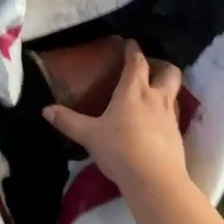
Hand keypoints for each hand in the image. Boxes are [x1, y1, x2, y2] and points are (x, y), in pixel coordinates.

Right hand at [43, 39, 186, 191]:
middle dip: (160, 65)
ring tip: (150, 95)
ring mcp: (170, 117)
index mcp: (134, 91)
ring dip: (165, 88)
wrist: (155, 180)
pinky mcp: (177, 135)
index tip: (130, 43)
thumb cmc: (120, 149)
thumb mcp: (89, 136)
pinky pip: (173, 115)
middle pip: (169, 71)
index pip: (137, 62)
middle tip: (148, 68)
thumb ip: (68, 121)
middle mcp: (156, 98)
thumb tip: (46, 109)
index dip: (133, 50)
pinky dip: (165, 112)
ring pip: (174, 93)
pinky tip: (154, 123)